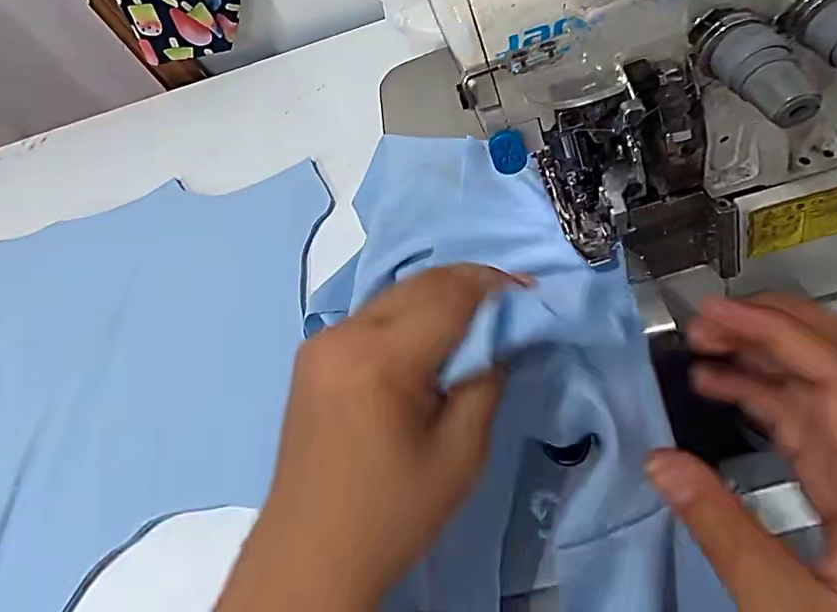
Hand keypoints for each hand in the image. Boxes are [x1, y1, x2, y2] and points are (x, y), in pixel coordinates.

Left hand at [216, 265, 514, 611]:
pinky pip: (371, 315)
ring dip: (437, 294)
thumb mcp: (461, 455)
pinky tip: (429, 331)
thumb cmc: (393, 512)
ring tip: (476, 310)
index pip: (446, 296)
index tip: (525, 289)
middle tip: (507, 295)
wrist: (311, 553)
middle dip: (467, 282)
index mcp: (381, 360)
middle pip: (418, 285)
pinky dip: (407, 312)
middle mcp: (345, 334)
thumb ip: (485, 381)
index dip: (490, 284)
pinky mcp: (313, 351)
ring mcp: (323, 339)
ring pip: (394, 295)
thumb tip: (498, 336)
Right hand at [645, 294, 836, 611]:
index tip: (717, 311)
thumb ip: (726, 533)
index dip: (775, 328)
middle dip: (771, 325)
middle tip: (709, 320)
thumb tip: (662, 463)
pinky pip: (816, 425)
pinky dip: (768, 397)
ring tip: (705, 346)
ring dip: (764, 356)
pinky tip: (728, 391)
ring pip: (826, 389)